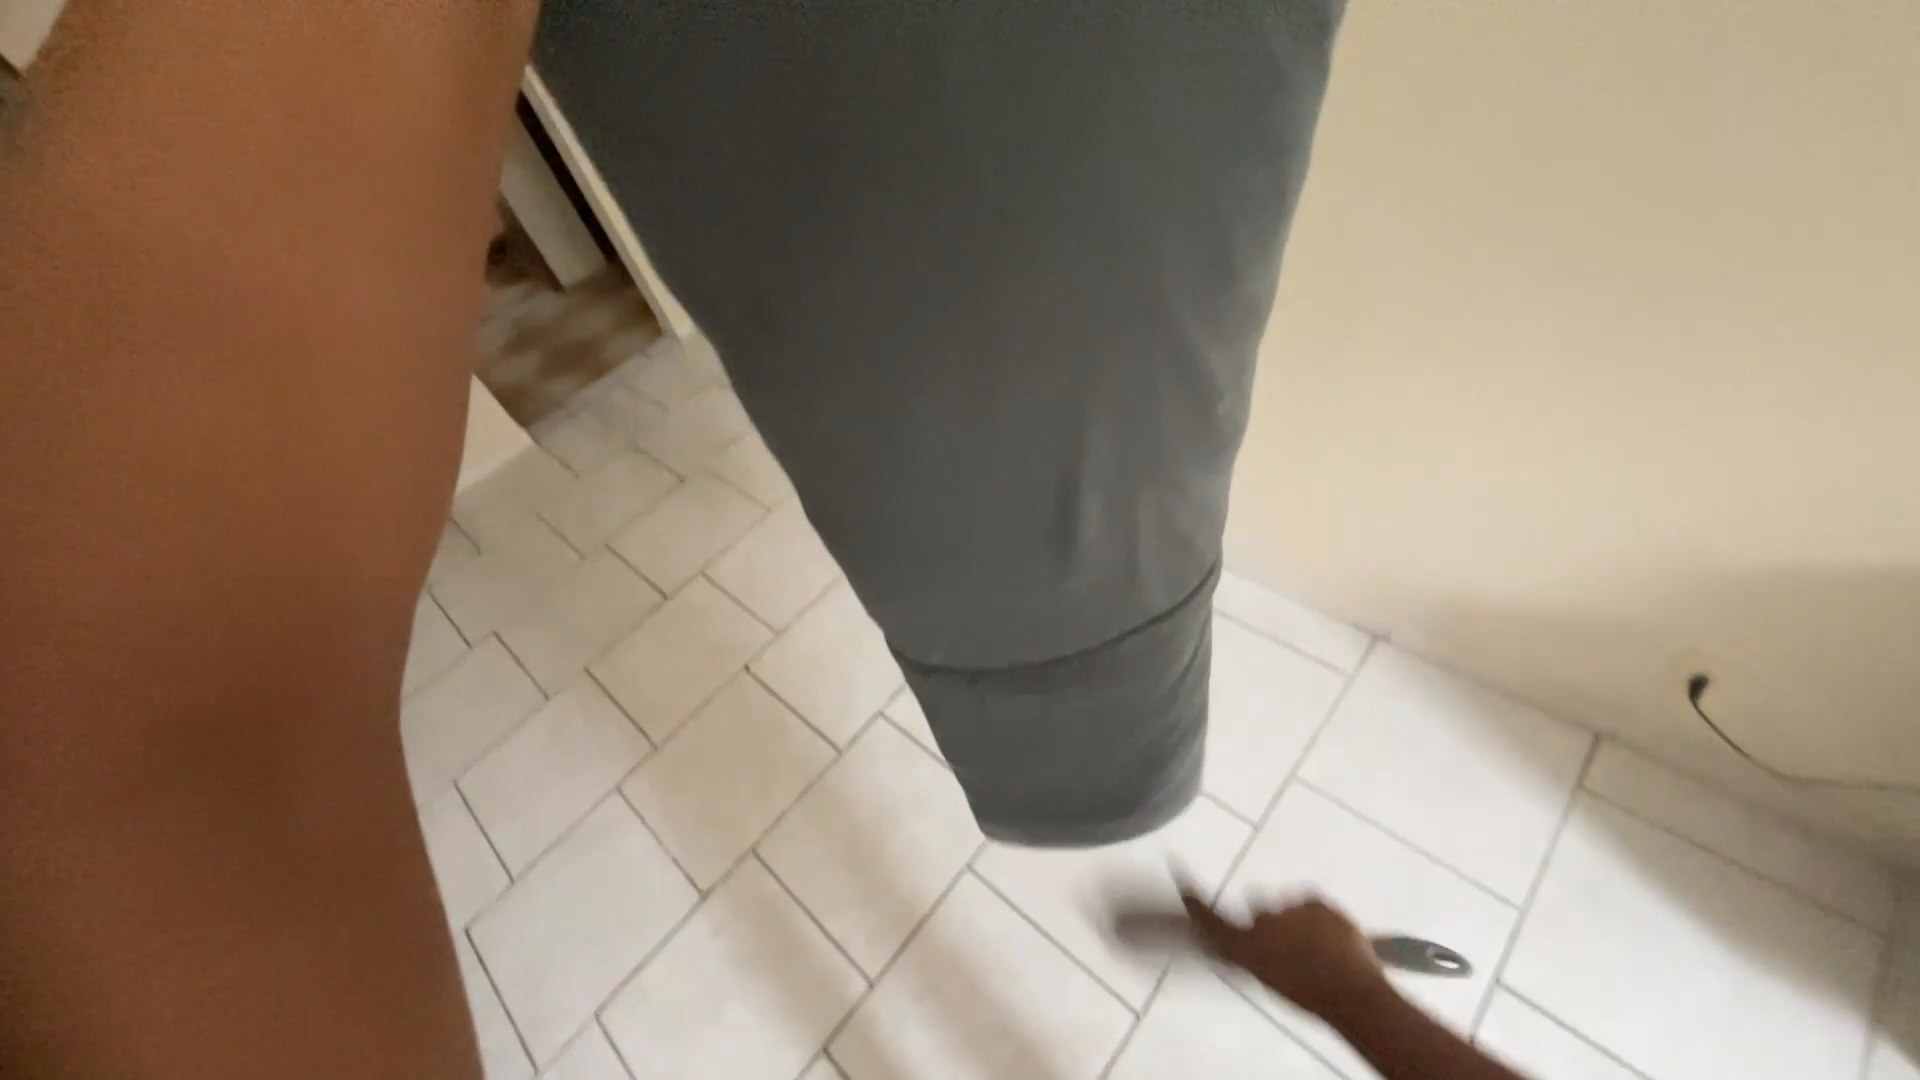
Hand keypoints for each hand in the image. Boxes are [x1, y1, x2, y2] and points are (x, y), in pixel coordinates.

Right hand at [1118, 888, 1394, 1022]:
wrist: (1354, 995)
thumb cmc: (1309, 996)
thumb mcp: (1267, 977)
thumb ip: (1248, 953)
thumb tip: (1241, 937)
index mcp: (1247, 946)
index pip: (1210, 918)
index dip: (1192, 898)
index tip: (1181, 879)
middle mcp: (1260, 919)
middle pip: (1259, 906)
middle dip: (1272, 919)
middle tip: (1294, 945)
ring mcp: (1287, 905)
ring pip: (1289, 906)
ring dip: (1300, 920)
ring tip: (1322, 949)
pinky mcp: (1314, 898)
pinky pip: (1314, 903)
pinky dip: (1322, 916)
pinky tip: (1334, 940)